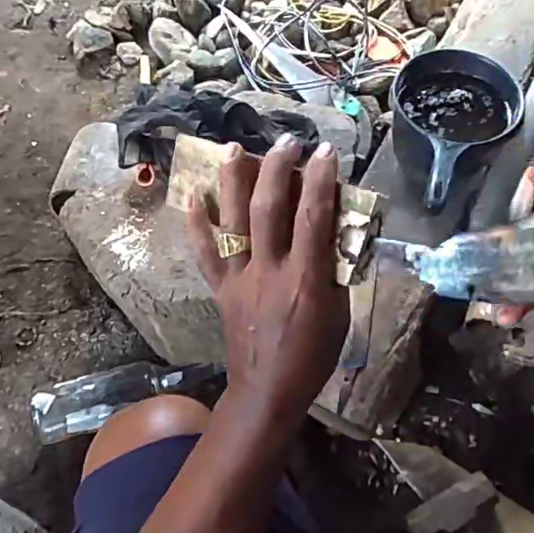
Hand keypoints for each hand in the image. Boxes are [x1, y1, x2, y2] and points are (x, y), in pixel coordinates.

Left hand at [186, 135, 348, 428]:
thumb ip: (338, 271)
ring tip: (235, 148)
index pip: (314, 218)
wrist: (268, 391)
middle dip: (276, 169)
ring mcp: (239, 279)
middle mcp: (268, 272)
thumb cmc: (313, 356)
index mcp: (305, 281)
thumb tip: (338, 231)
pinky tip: (193, 195)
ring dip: (233, 182)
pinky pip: (205, 253)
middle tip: (286, 141)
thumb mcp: (340, 314)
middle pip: (267, 210)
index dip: (320, 180)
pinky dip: (196, 224)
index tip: (326, 151)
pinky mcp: (220, 289)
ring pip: (231, 222)